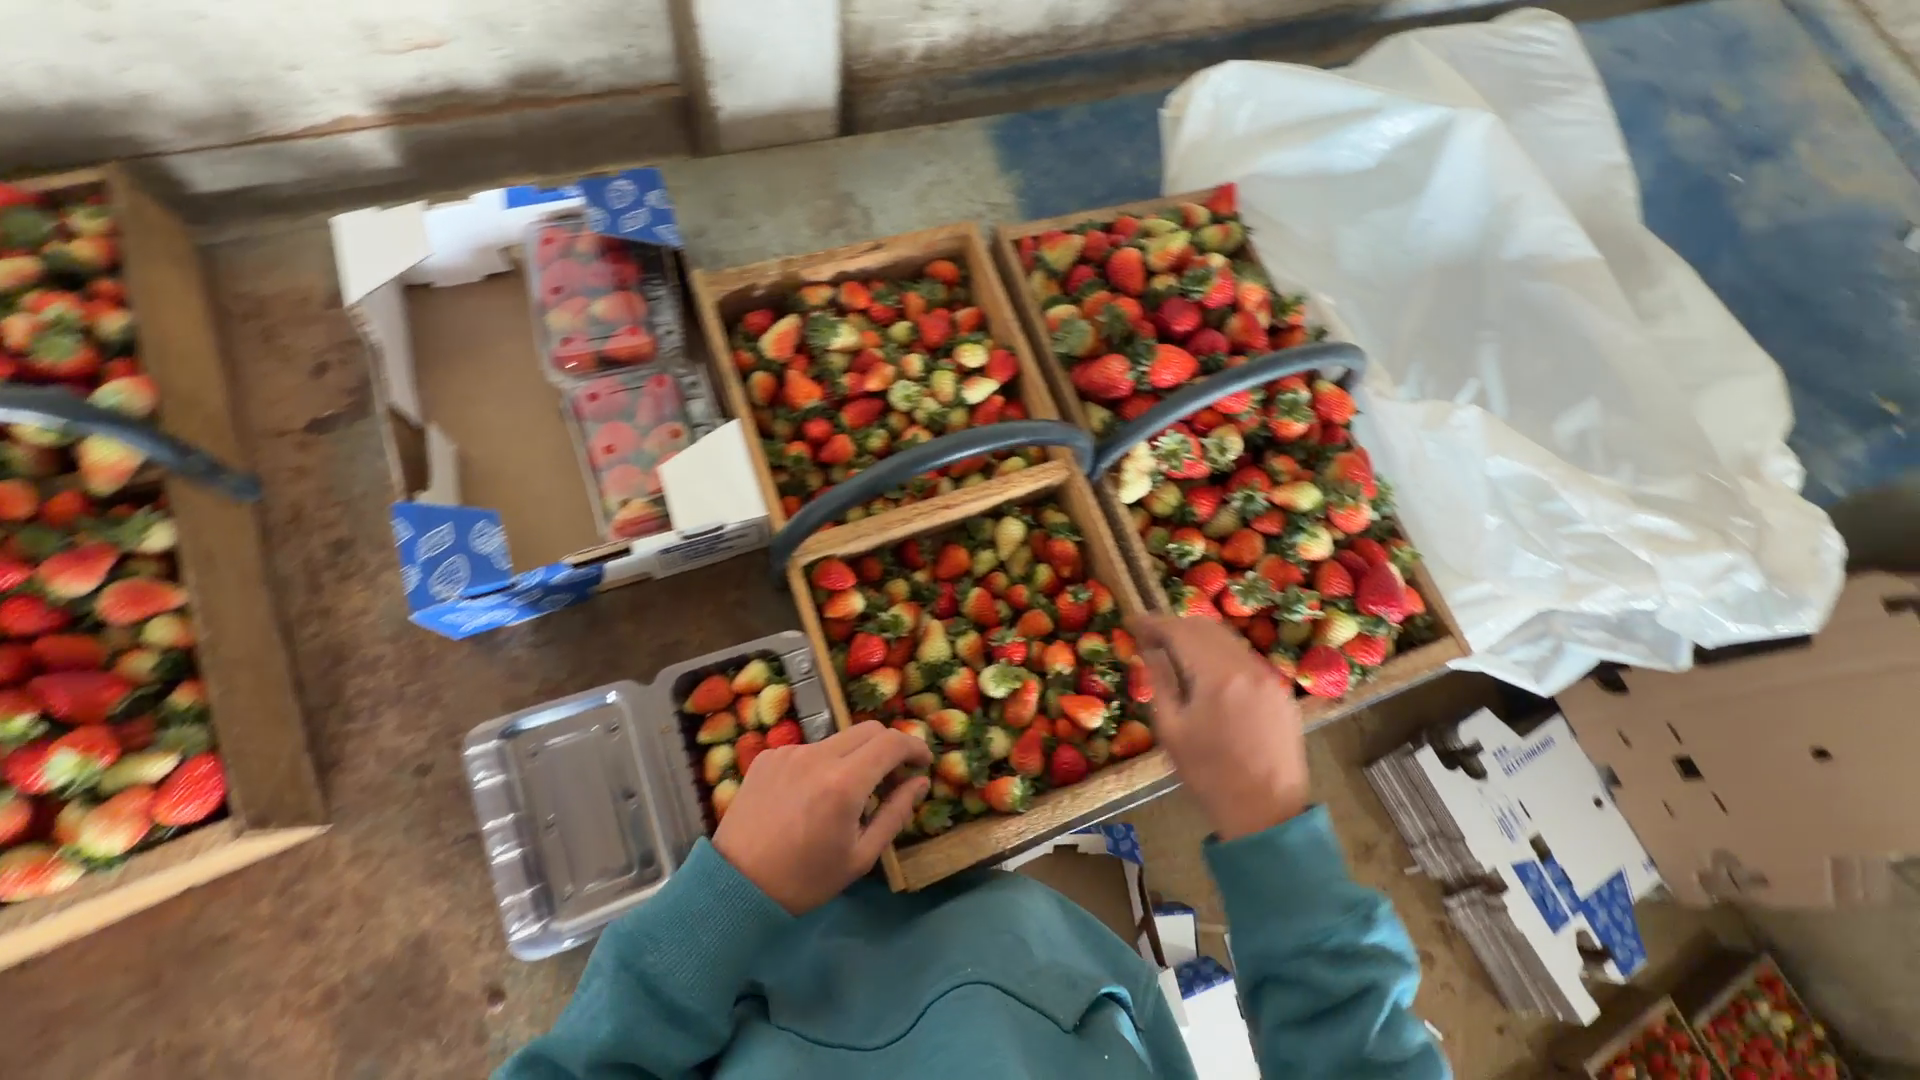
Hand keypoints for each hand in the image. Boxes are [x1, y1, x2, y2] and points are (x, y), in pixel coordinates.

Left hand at [711, 721, 930, 913]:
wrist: (735, 887)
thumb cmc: (805, 880)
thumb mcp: (861, 856)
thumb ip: (895, 813)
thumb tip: (920, 782)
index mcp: (844, 783)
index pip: (892, 742)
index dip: (915, 747)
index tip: (923, 763)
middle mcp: (817, 756)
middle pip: (868, 730)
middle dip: (888, 747)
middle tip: (892, 777)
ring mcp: (788, 753)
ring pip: (837, 740)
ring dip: (854, 757)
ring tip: (846, 795)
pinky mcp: (767, 757)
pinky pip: (807, 750)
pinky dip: (821, 765)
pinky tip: (811, 797)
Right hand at [1130, 614, 1310, 840]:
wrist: (1267, 811)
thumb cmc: (1209, 775)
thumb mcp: (1171, 730)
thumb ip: (1160, 682)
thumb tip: (1150, 650)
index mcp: (1218, 676)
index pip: (1180, 631)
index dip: (1153, 622)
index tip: (1132, 621)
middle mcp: (1248, 667)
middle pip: (1207, 628)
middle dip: (1175, 626)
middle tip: (1148, 636)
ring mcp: (1269, 677)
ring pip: (1228, 640)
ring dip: (1198, 639)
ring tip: (1173, 652)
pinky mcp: (1281, 691)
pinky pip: (1245, 659)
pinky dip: (1220, 655)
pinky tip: (1205, 673)